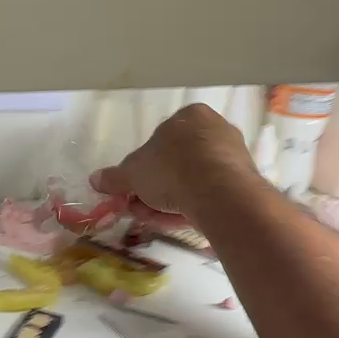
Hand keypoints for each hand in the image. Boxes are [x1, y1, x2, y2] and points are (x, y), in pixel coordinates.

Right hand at [90, 103, 253, 220]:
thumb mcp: (132, 174)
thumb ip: (114, 177)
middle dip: (154, 189)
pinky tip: (179, 222)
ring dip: (169, 202)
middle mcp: (214, 128)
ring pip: (191, 181)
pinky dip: (192, 206)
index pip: (159, 141)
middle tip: (140, 208)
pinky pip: (209, 193)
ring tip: (155, 220)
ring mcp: (233, 154)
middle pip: (175, 163)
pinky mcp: (244, 180)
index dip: (142, 168)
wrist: (220, 193)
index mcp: (189, 115)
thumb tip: (95, 179)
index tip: (134, 190)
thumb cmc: (172, 170)